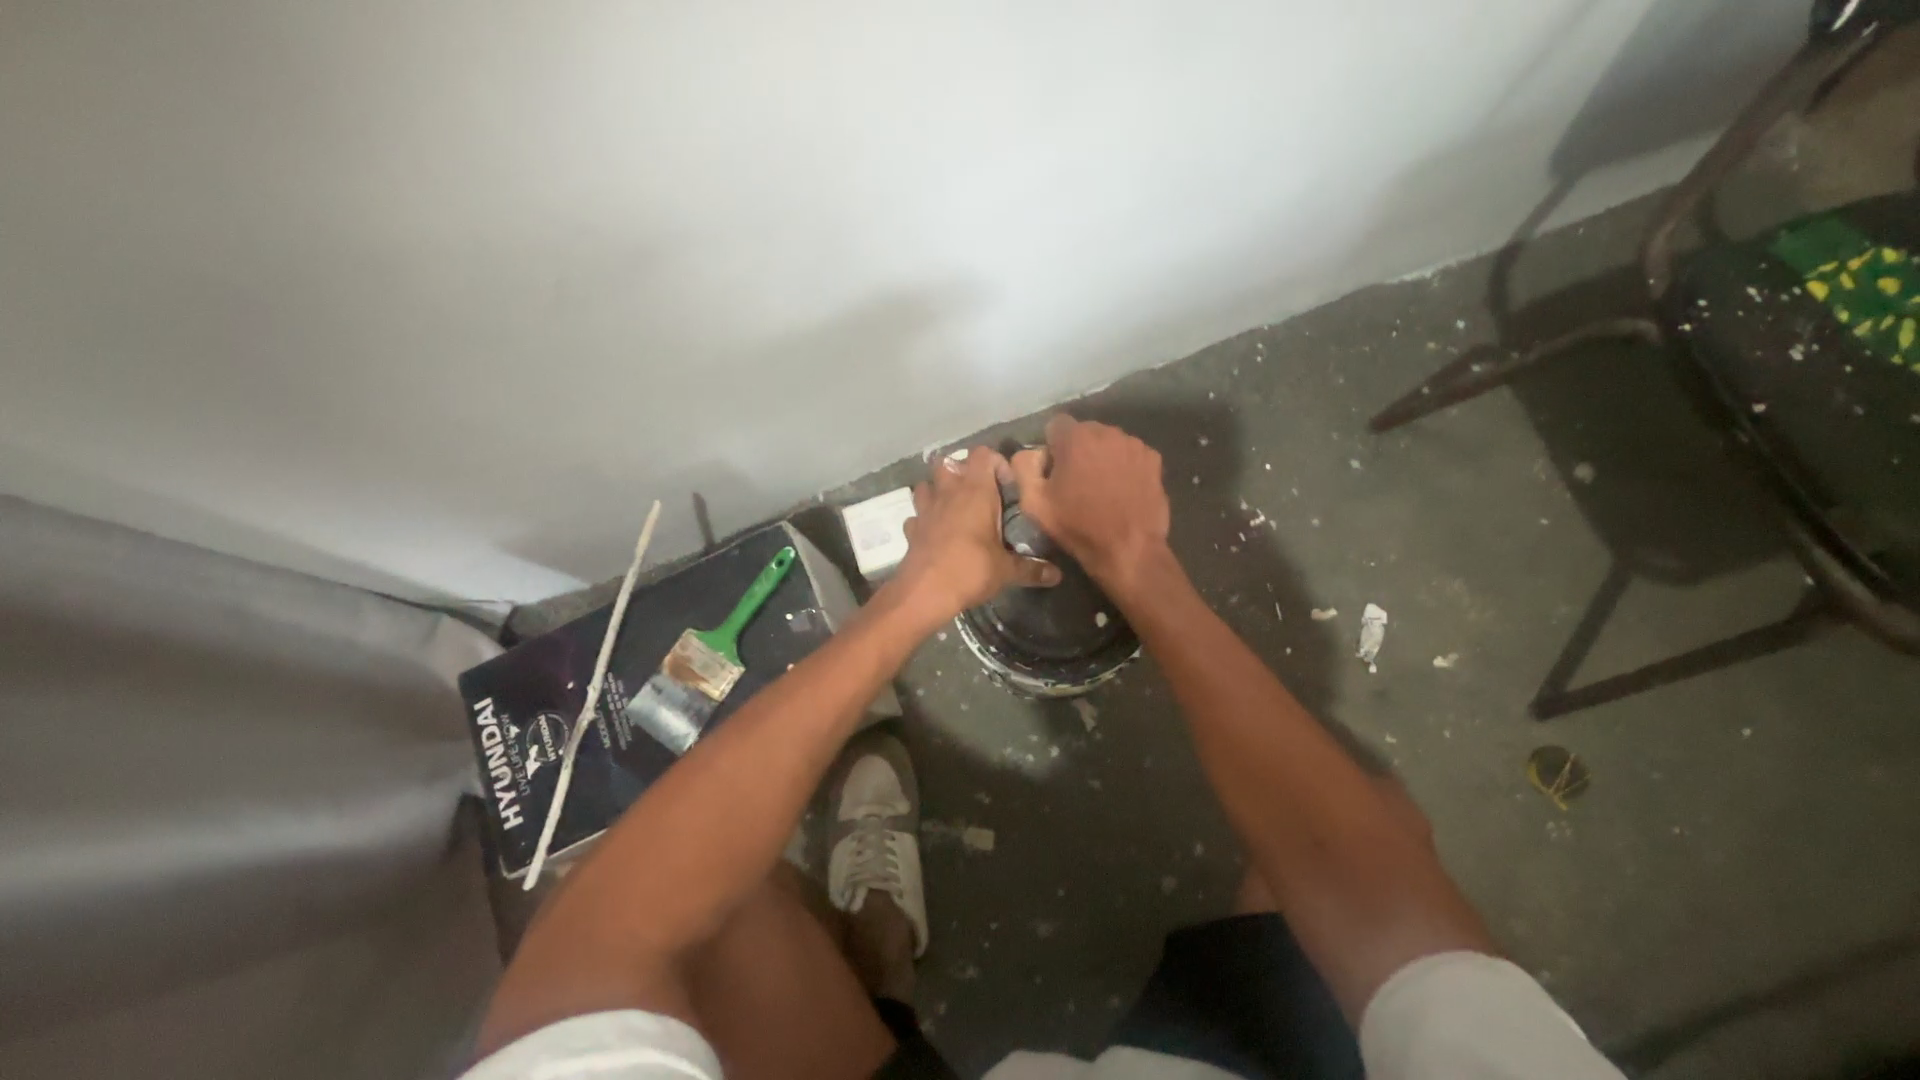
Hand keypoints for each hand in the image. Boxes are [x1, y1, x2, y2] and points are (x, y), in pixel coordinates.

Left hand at [886, 447, 1060, 623]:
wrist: (925, 592)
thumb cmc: (970, 570)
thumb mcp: (1006, 570)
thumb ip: (1031, 569)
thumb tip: (1057, 574)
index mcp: (975, 492)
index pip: (983, 454)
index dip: (996, 463)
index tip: (1007, 486)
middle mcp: (948, 493)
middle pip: (948, 463)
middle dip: (961, 472)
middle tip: (978, 494)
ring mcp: (925, 510)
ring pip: (926, 485)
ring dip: (938, 491)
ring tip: (954, 508)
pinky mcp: (911, 530)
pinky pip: (917, 516)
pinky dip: (924, 520)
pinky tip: (935, 533)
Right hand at [1009, 415, 1171, 592]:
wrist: (1129, 549)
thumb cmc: (1077, 526)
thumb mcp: (1033, 502)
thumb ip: (1023, 466)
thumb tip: (1032, 453)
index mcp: (1076, 437)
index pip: (1055, 425)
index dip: (1051, 448)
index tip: (1054, 473)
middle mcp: (1107, 432)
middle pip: (1084, 432)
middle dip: (1077, 451)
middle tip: (1076, 483)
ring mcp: (1134, 445)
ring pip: (1109, 443)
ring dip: (1101, 458)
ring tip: (1101, 489)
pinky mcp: (1153, 460)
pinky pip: (1130, 455)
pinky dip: (1124, 466)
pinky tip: (1122, 491)